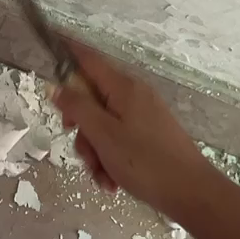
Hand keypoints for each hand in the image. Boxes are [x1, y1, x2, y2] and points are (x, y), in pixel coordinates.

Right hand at [51, 41, 225, 220]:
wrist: (191, 193)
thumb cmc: (144, 161)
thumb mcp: (103, 134)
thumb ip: (77, 107)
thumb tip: (55, 86)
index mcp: (123, 87)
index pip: (88, 58)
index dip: (67, 51)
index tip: (48, 45)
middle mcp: (133, 96)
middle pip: (91, 99)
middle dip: (81, 127)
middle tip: (82, 147)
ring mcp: (143, 116)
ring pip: (102, 125)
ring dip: (95, 151)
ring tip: (102, 175)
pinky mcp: (148, 136)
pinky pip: (117, 140)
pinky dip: (110, 159)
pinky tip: (112, 182)